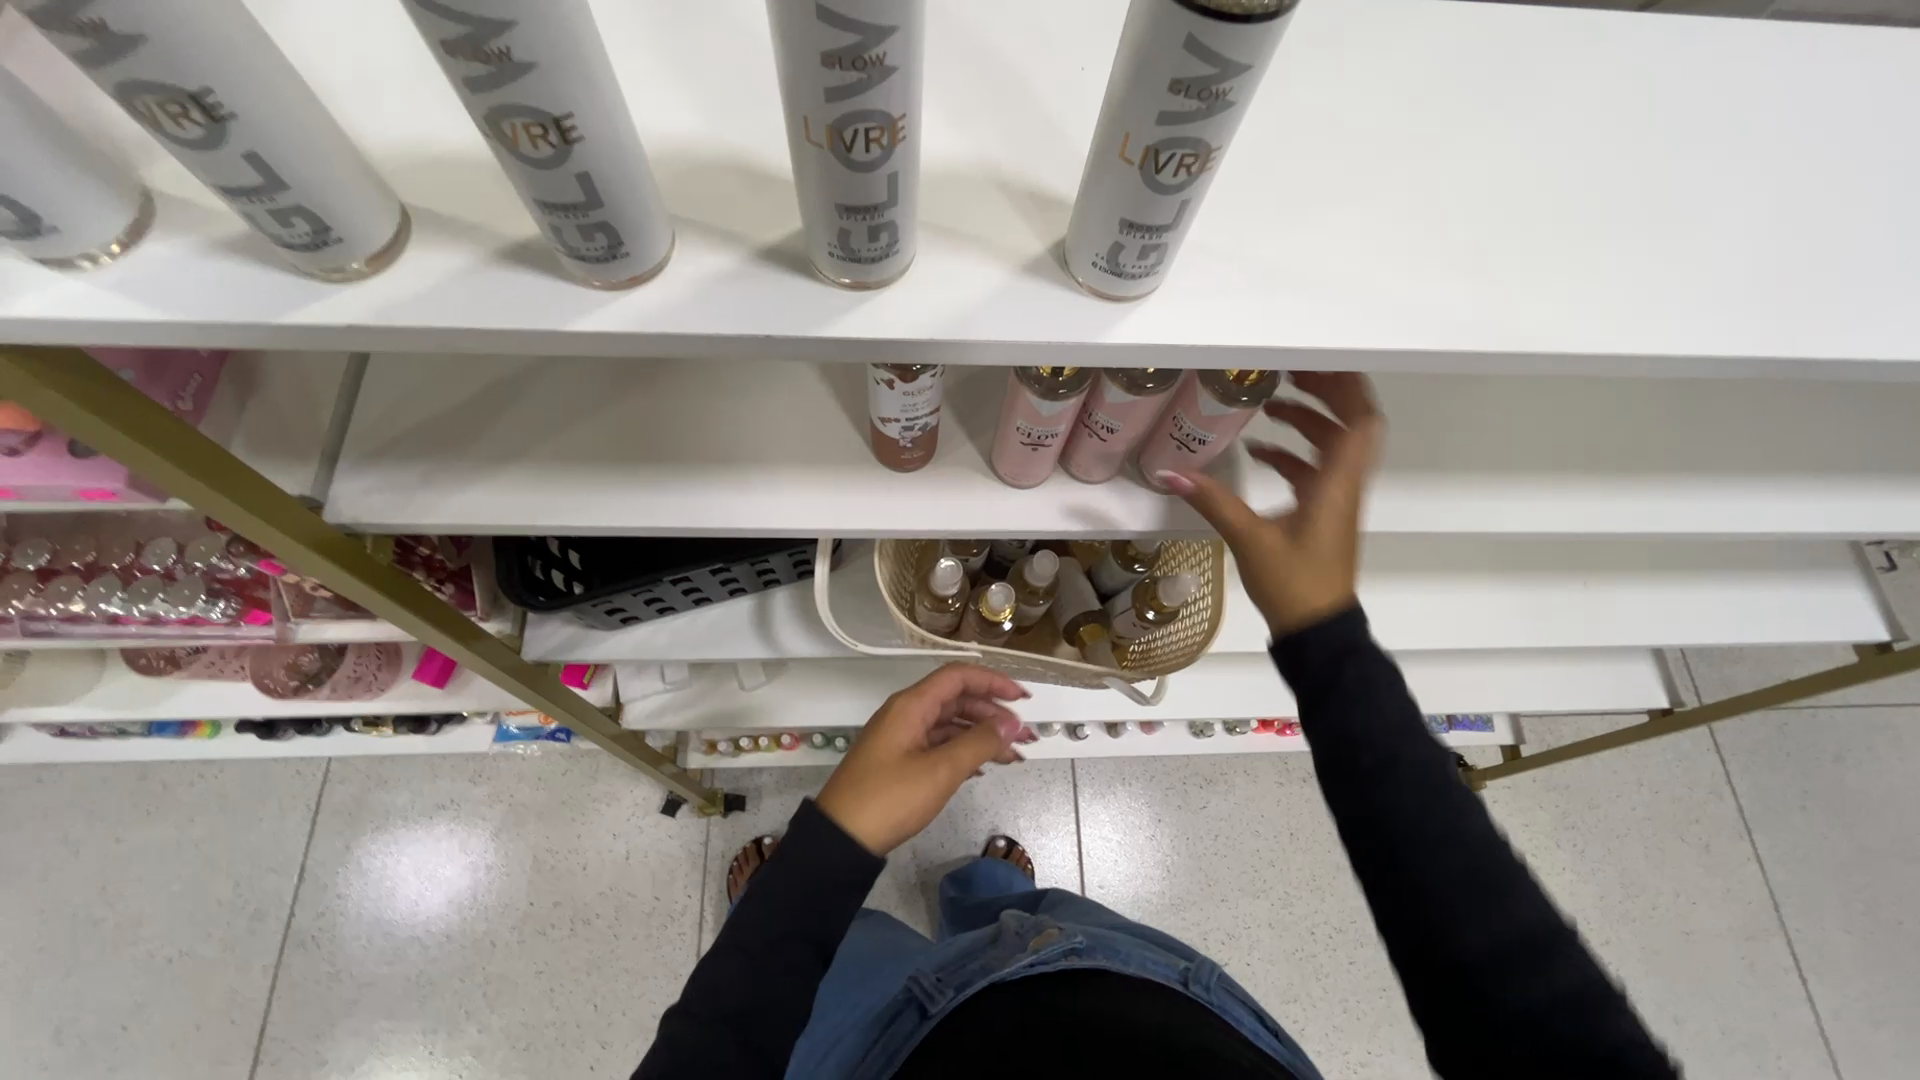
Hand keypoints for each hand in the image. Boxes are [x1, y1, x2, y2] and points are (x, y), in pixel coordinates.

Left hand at [815, 663, 1032, 854]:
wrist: (841, 838)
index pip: (958, 677)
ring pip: (950, 725)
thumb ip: (979, 742)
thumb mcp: (940, 771)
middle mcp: (907, 714)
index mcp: (912, 706)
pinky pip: (940, 745)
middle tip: (1025, 737)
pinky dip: (964, 751)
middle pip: (957, 700)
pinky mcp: (901, 761)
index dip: (993, 682)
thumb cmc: (890, 799)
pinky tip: (984, 768)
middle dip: (994, 714)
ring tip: (1014, 756)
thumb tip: (1011, 722)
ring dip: (982, 736)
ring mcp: (902, 738)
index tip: (1024, 699)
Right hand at [1153, 371, 1382, 637]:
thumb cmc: (1294, 583)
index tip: (1319, 363)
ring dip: (1307, 423)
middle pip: (1350, 425)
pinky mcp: (1322, 516)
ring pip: (1332, 447)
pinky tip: (1258, 452)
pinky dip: (1292, 455)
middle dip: (1324, 395)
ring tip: (1270, 405)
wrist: (1317, 630)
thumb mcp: (1249, 539)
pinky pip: (1315, 472)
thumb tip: (1169, 474)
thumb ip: (1213, 501)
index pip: (1361, 421)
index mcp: (1336, 484)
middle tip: (1290, 373)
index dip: (1348, 387)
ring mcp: (1335, 501)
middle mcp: (1343, 485)